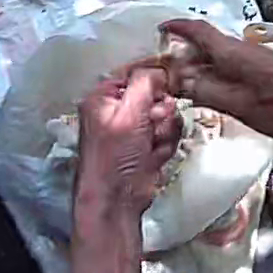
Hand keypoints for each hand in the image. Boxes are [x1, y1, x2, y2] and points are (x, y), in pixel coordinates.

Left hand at [70, 64, 180, 272]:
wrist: (116, 200)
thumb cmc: (114, 156)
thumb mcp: (128, 112)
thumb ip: (145, 84)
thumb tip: (159, 71)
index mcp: (103, 97)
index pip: (133, 73)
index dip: (153, 78)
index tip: (169, 82)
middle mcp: (117, 111)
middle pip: (155, 95)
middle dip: (160, 110)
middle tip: (153, 122)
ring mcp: (133, 131)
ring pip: (166, 116)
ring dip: (164, 130)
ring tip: (151, 144)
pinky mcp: (147, 148)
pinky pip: (168, 135)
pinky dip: (165, 145)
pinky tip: (154, 157)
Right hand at [160, 19, 272, 161]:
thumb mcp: (243, 106)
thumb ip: (208, 91)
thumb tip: (177, 79)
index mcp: (236, 54)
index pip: (200, 30)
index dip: (178, 27)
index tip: (158, 31)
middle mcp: (245, 51)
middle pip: (206, 44)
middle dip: (181, 53)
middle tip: (161, 71)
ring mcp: (256, 61)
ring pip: (218, 56)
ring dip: (197, 66)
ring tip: (178, 83)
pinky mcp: (265, 72)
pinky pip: (230, 67)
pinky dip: (213, 74)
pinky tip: (208, 91)